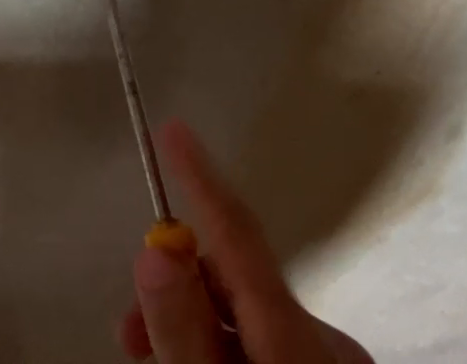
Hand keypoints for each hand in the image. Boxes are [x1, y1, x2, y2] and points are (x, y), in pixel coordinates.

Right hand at [120, 121, 373, 363]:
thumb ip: (183, 323)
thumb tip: (154, 250)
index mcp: (296, 331)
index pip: (239, 232)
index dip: (201, 177)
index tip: (174, 125)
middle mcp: (325, 335)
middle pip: (235, 279)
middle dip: (179, 287)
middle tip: (132, 330)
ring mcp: (335, 356)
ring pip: (248, 312)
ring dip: (200, 320)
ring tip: (158, 354)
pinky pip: (268, 338)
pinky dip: (229, 342)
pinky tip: (209, 361)